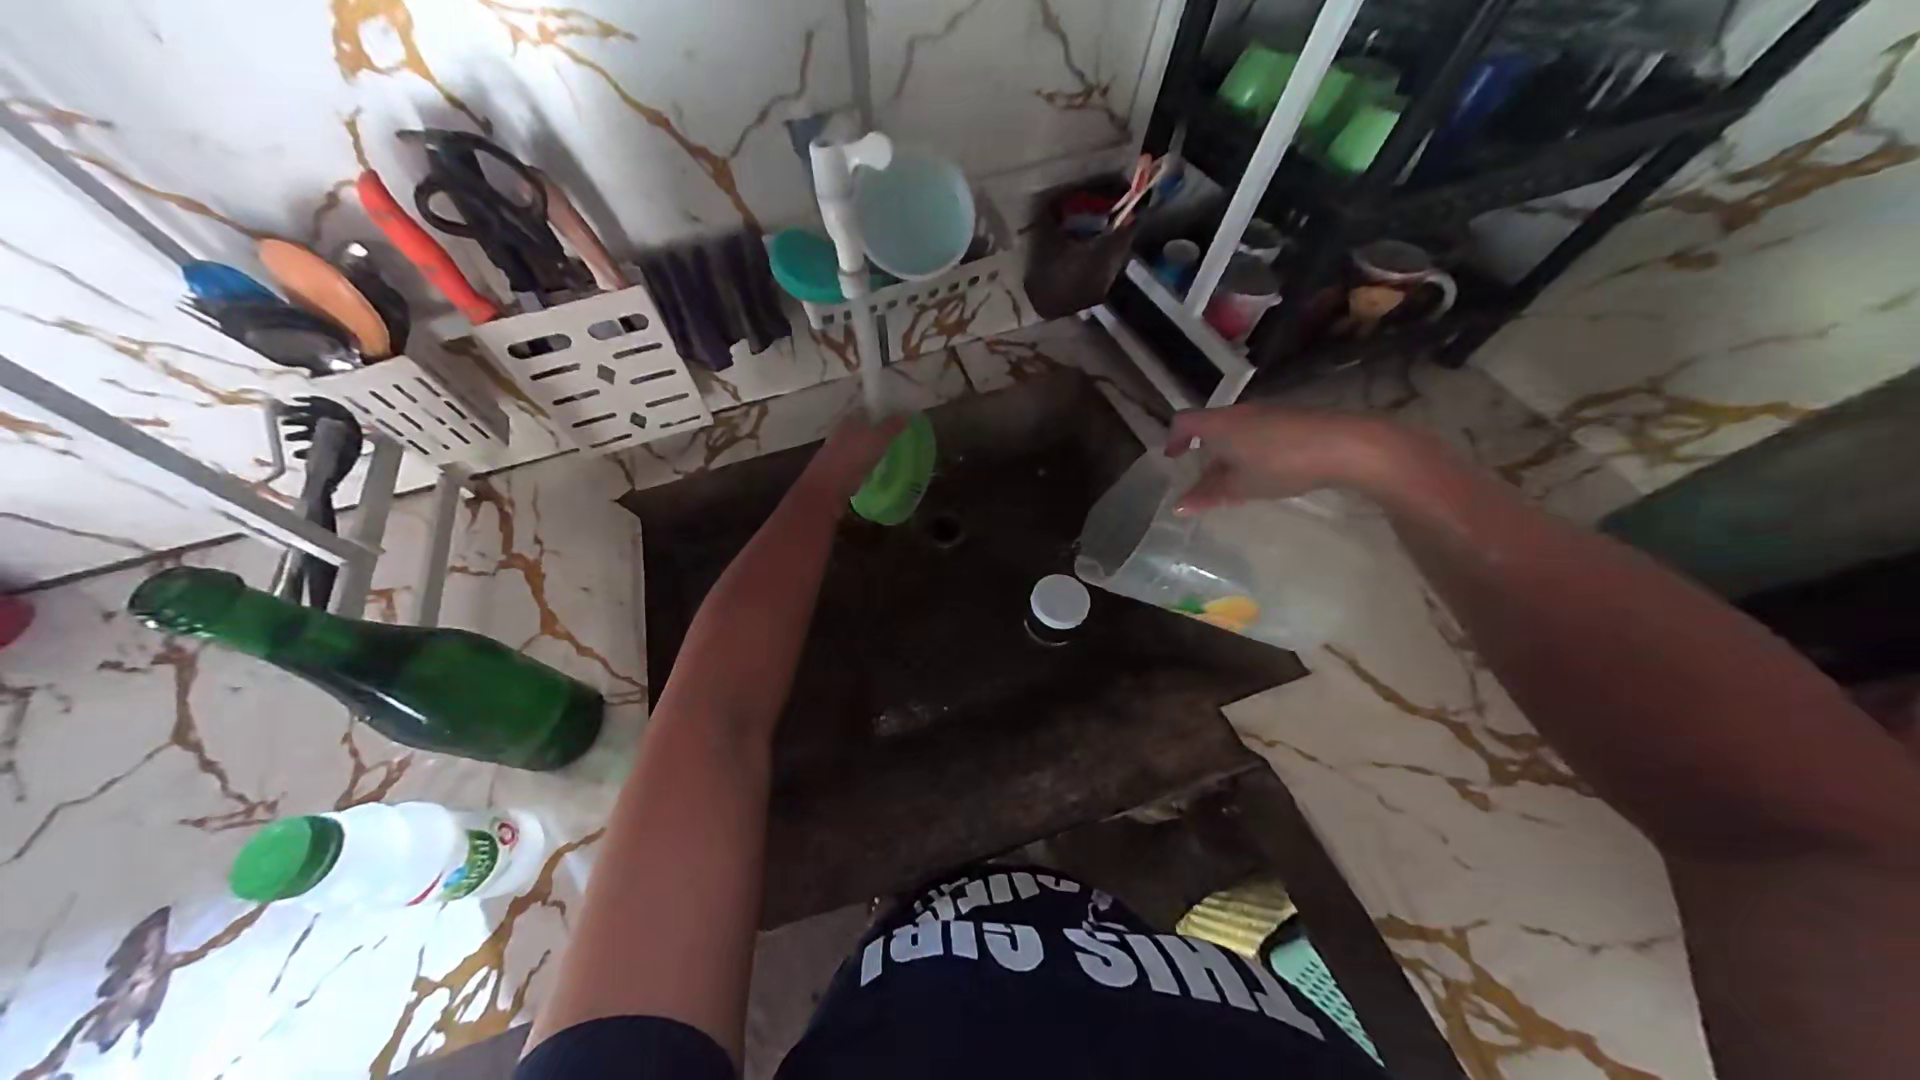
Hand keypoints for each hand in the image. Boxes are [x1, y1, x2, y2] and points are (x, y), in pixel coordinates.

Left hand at [800, 409, 910, 502]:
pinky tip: (876, 468)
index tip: (897, 417)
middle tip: (897, 436)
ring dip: (870, 448)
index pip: (866, 410)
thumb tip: (906, 413)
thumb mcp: (877, 439)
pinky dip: (865, 463)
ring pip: (858, 446)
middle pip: (862, 428)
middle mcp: (841, 433)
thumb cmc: (853, 457)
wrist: (827, 488)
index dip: (881, 412)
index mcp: (849, 420)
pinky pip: (856, 463)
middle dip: (876, 430)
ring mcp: (838, 452)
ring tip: (890, 452)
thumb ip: (891, 426)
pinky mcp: (839, 470)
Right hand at [1164, 404, 1422, 512]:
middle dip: (1202, 450)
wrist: (1344, 445)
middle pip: (1210, 425)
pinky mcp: (1290, 419)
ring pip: (1235, 430)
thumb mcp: (1240, 486)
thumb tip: (1178, 506)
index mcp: (1219, 424)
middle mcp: (1239, 412)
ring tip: (1234, 480)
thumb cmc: (1281, 465)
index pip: (1183, 421)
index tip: (1173, 458)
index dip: (1173, 438)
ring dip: (1227, 452)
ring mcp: (1267, 412)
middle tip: (1202, 478)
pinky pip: (1257, 432)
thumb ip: (1207, 495)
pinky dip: (1249, 450)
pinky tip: (1264, 472)